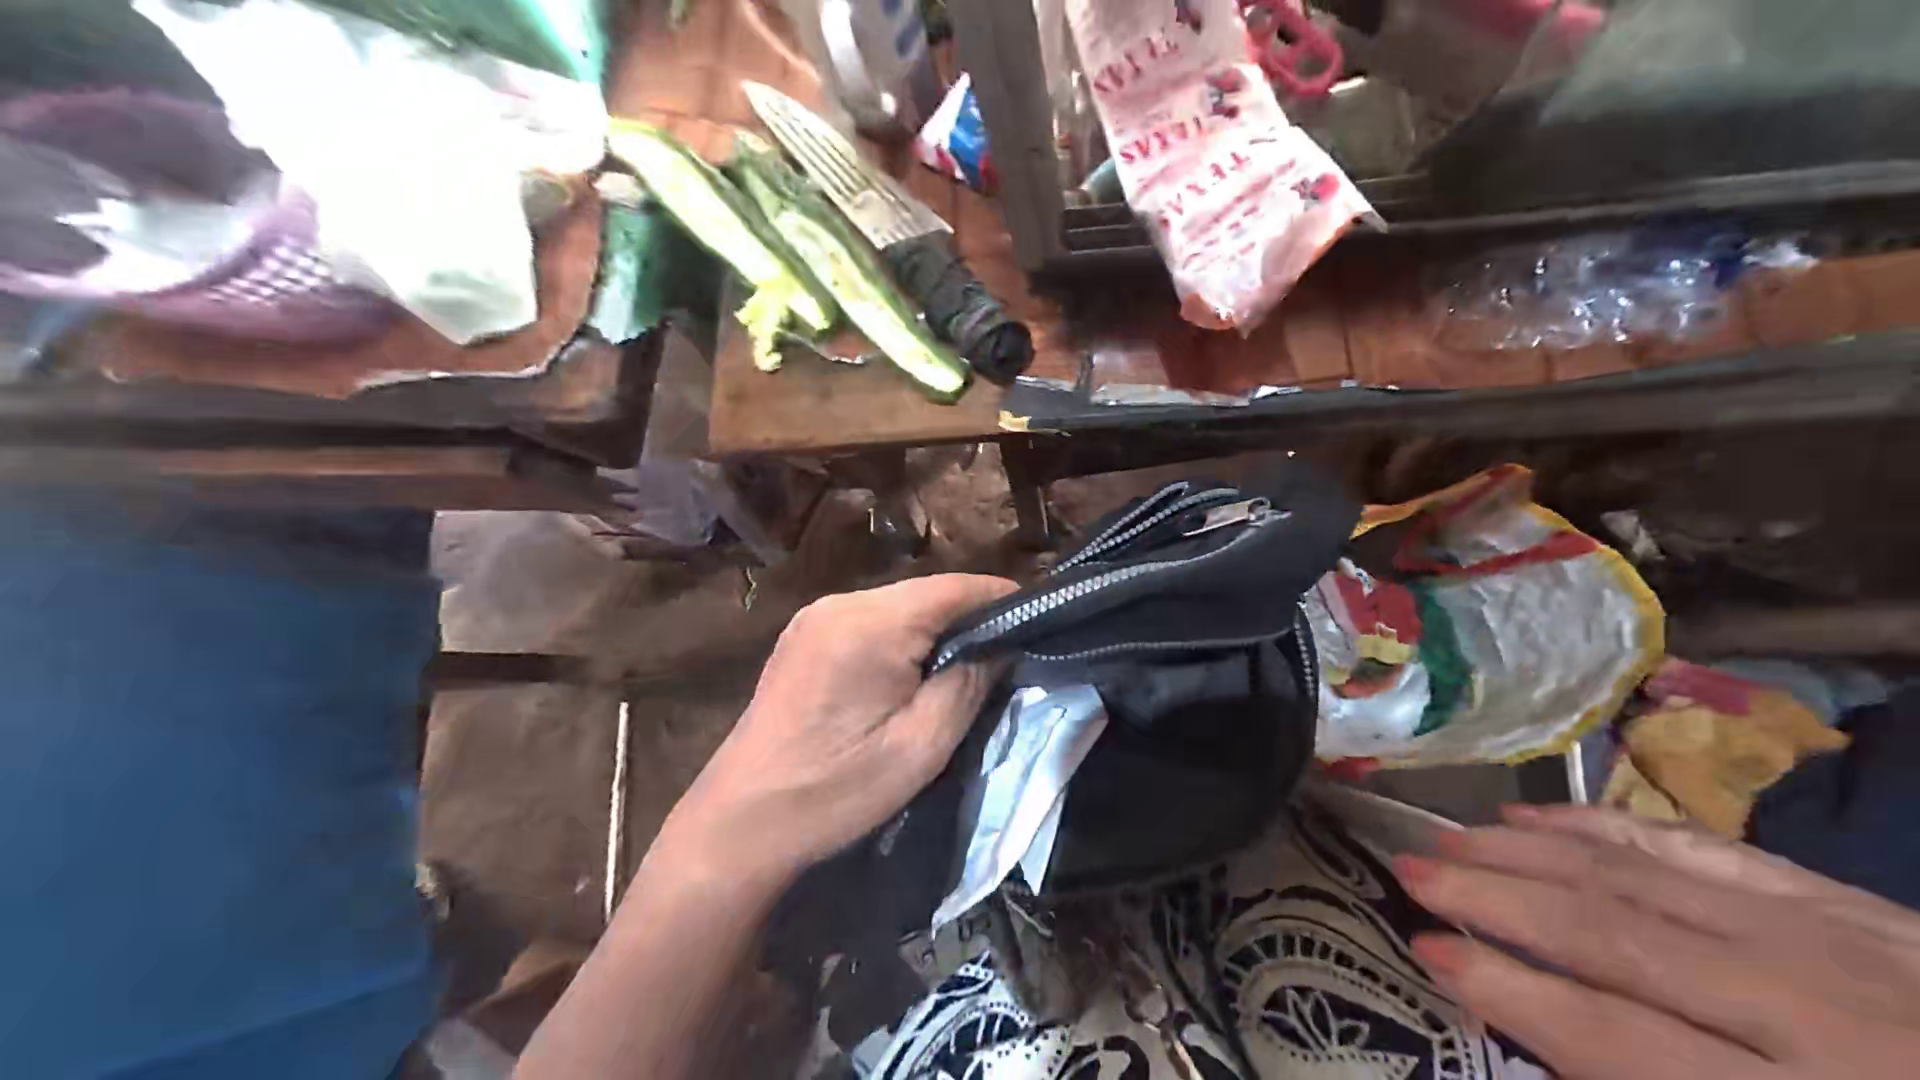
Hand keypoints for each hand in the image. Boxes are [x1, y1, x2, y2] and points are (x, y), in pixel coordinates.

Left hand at [662, 574, 1016, 885]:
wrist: (738, 824)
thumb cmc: (834, 791)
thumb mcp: (921, 746)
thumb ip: (970, 683)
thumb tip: (1002, 645)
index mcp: (869, 623)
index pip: (955, 587)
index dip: (1002, 598)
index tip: (1039, 619)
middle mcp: (840, 603)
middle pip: (926, 593)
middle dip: (970, 617)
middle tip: (1009, 651)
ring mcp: (815, 617)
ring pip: (899, 605)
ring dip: (936, 629)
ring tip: (970, 663)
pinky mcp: (803, 636)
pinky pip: (870, 621)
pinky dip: (902, 637)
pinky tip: (915, 670)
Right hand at [1394, 805, 1919, 1078]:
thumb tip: (1544, 1036)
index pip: (1618, 1036)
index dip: (1509, 990)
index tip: (1427, 951)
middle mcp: (1824, 1015)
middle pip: (1614, 934)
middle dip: (1493, 898)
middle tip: (1408, 868)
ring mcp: (1843, 944)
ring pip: (1641, 875)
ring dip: (1528, 852)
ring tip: (1450, 837)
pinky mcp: (1855, 906)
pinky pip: (1702, 847)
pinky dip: (1605, 825)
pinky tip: (1538, 816)